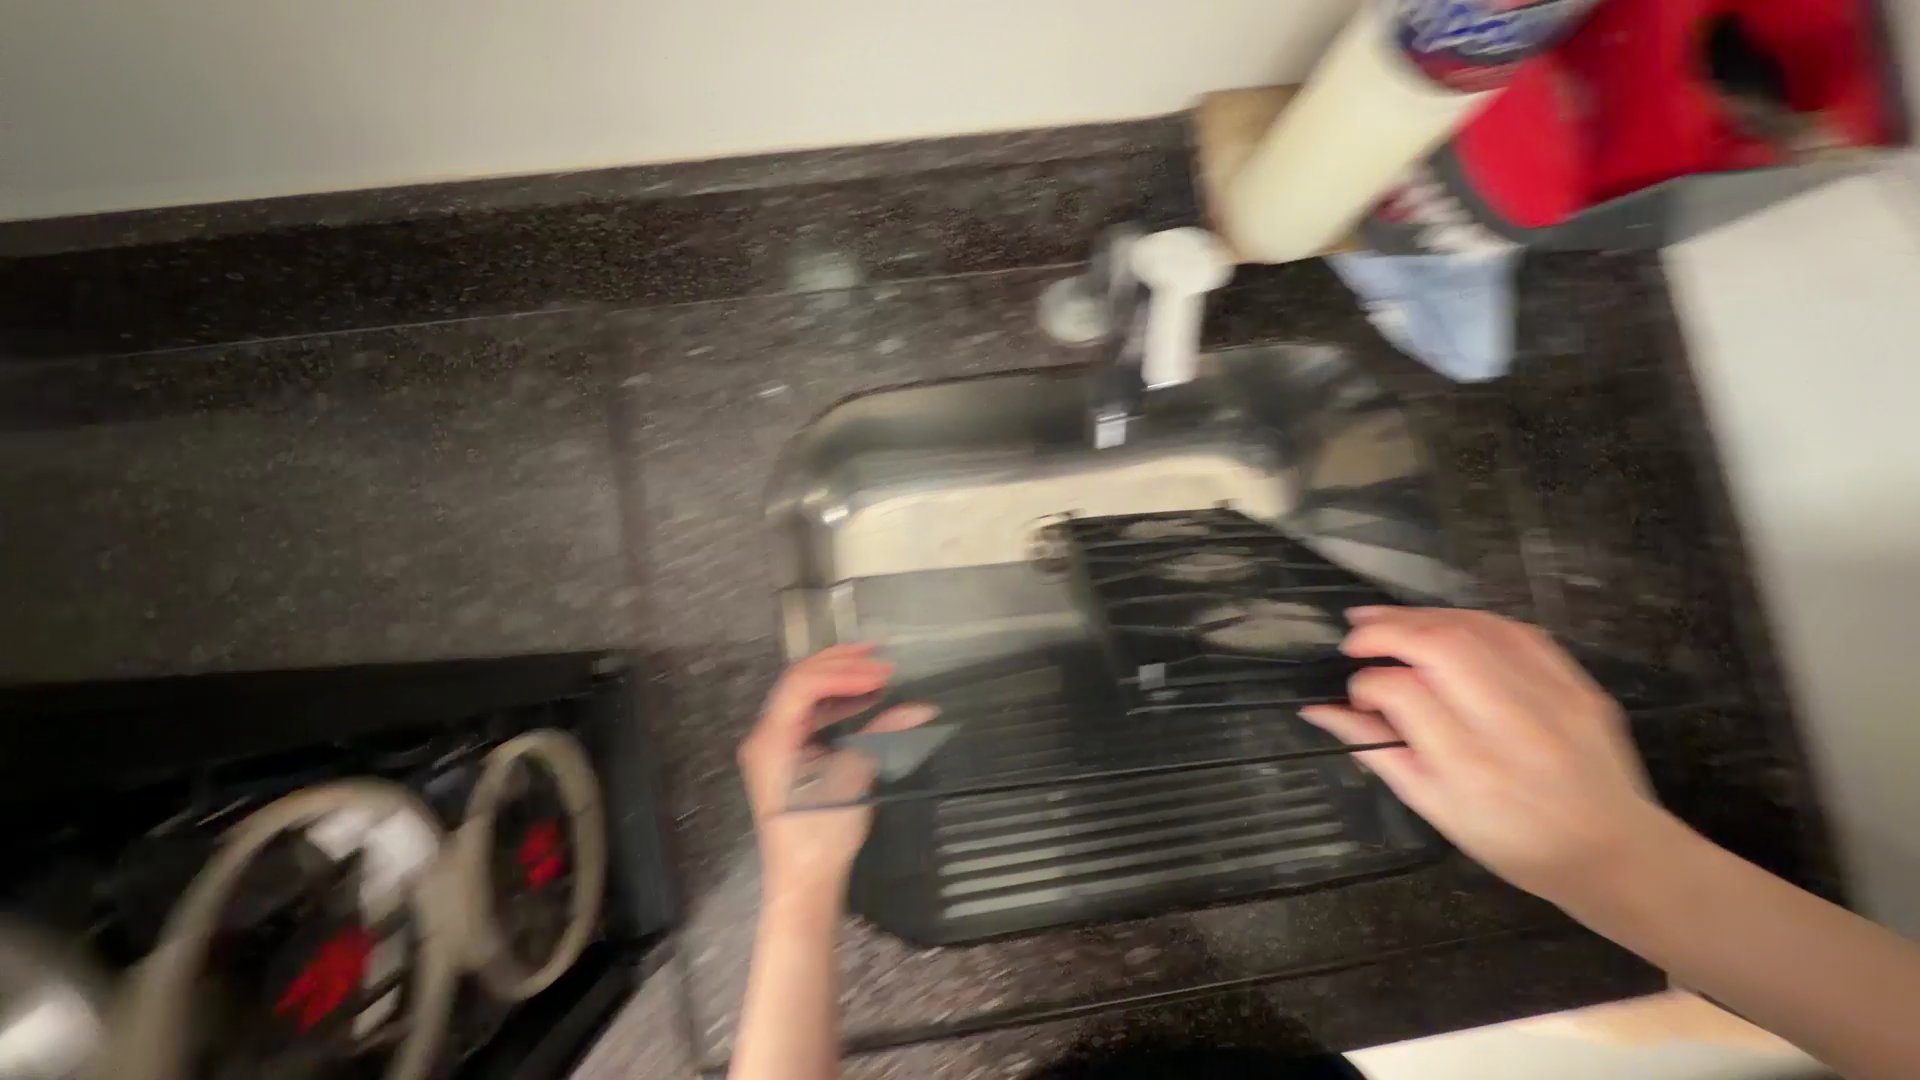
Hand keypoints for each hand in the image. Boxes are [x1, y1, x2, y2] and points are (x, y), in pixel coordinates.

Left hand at [737, 644, 936, 906]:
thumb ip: (883, 734)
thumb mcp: (855, 777)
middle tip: (878, 656)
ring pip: (802, 694)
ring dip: (838, 679)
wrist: (803, 882)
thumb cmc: (822, 833)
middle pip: (799, 681)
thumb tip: (923, 707)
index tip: (882, 675)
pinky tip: (863, 699)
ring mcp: (773, 745)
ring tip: (874, 670)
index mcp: (772, 738)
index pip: (803, 684)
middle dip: (840, 665)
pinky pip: (807, 715)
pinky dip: (834, 702)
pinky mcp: (785, 756)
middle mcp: (765, 735)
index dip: (844, 672)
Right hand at [1300, 607, 1671, 906]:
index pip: (1401, 692)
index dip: (1365, 683)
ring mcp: (1553, 700)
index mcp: (1468, 764)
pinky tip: (1441, 624)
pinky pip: (1518, 631)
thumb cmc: (1506, 838)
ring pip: (1475, 628)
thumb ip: (1372, 747)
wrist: (1613, 853)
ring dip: (1420, 616)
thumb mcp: (1429, 803)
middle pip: (1440, 646)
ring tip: (1383, 619)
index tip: (1357, 695)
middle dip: (1386, 629)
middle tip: (1355, 636)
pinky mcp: (1579, 686)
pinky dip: (1468, 619)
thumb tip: (1317, 709)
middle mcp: (1512, 725)